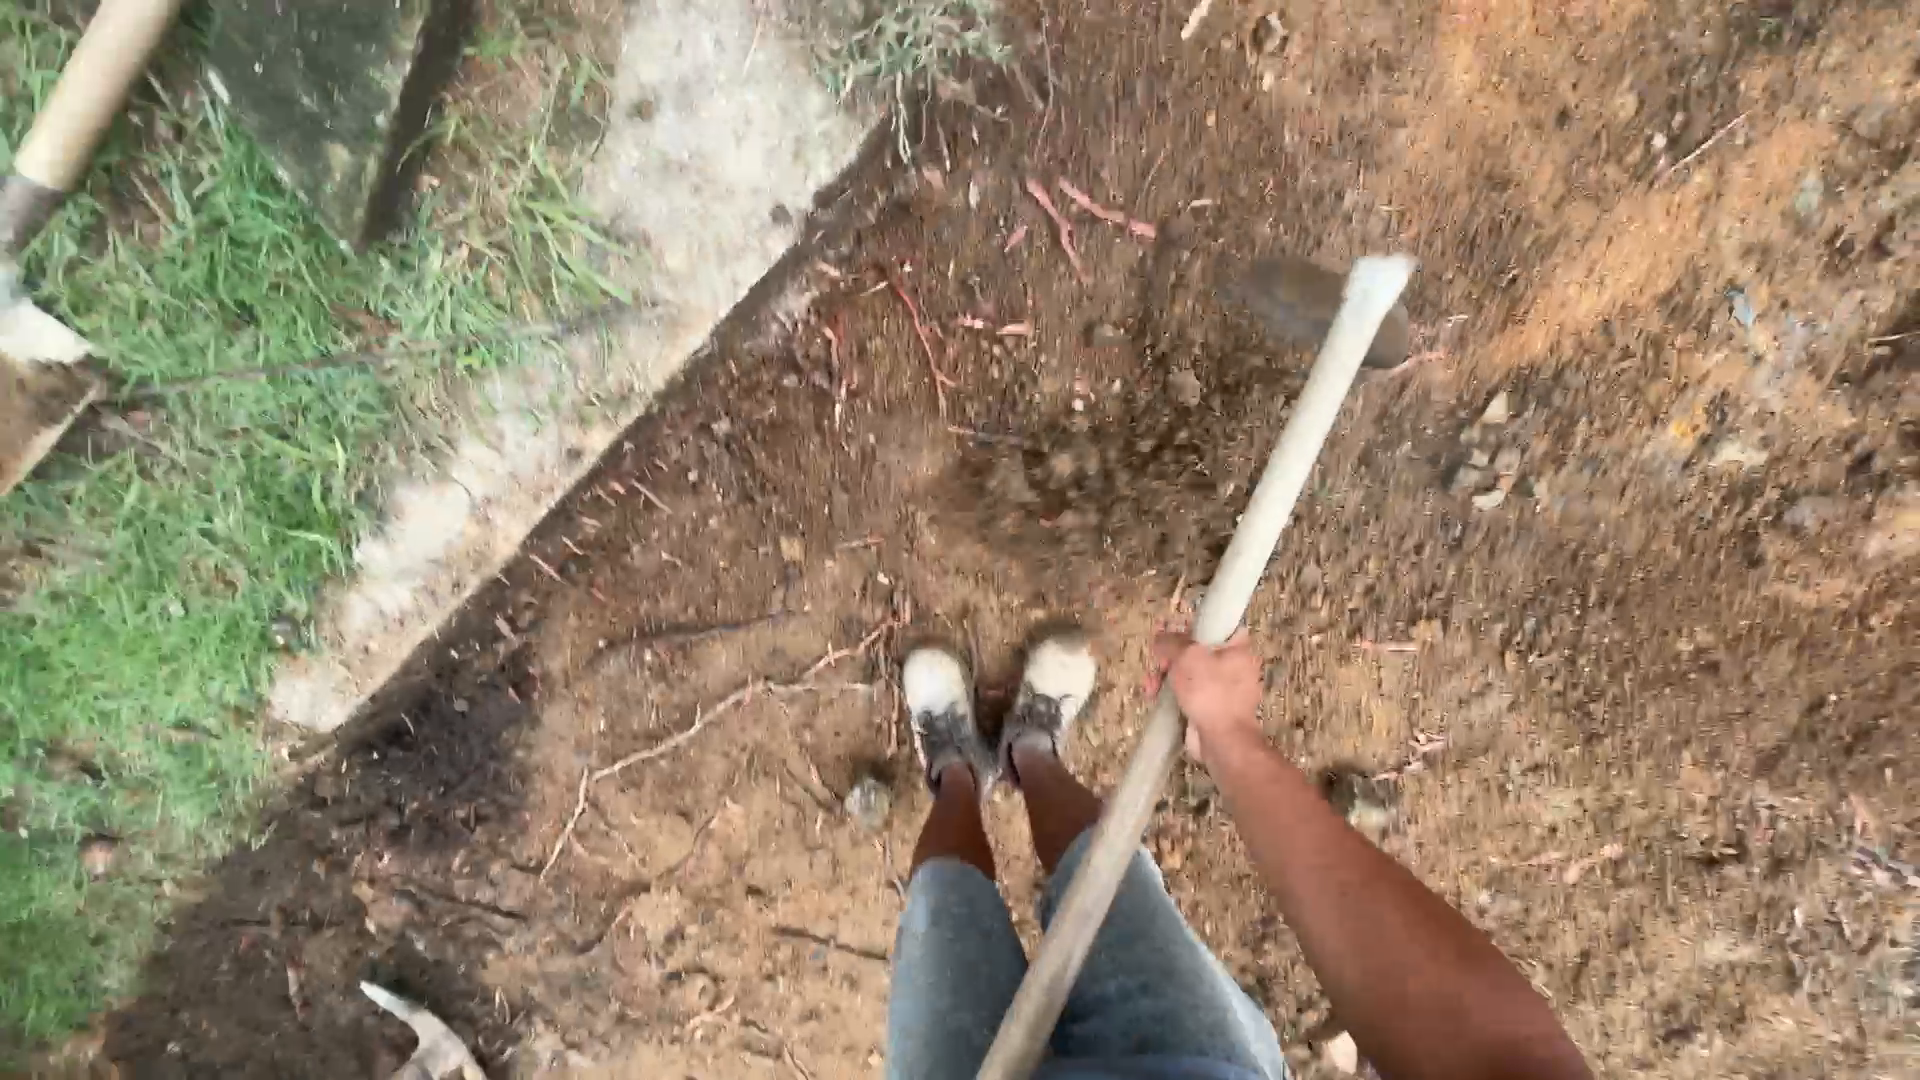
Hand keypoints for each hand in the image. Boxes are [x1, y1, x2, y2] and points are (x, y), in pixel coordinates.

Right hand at [1149, 628, 1263, 764]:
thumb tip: (1160, 638)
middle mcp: (1232, 666)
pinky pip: (1185, 691)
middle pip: (1194, 649)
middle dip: (1169, 656)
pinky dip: (1168, 692)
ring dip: (1163, 675)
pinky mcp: (1207, 706)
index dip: (1192, 623)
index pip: (1217, 624)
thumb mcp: (1187, 656)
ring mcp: (1220, 688)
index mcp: (1237, 648)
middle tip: (1157, 662)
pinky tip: (1154, 696)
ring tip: (1150, 686)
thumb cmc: (1210, 691)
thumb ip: (1170, 641)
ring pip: (1185, 671)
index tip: (1170, 627)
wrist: (1222, 740)